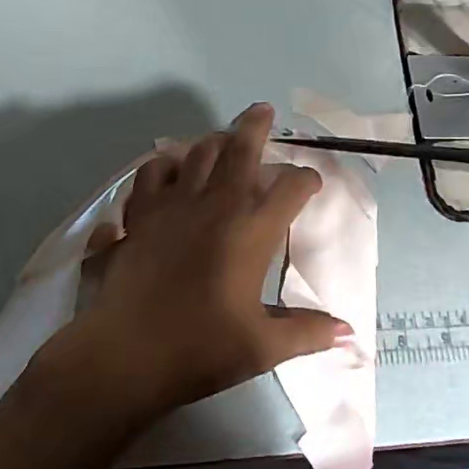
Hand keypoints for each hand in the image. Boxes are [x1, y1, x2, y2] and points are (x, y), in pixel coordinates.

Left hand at [49, 103, 350, 413]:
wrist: (121, 358)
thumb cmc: (199, 350)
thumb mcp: (262, 347)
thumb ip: (306, 333)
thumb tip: (347, 334)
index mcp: (251, 231)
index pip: (290, 189)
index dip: (305, 180)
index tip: (310, 182)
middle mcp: (214, 206)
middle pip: (239, 150)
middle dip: (255, 126)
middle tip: (263, 110)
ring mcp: (169, 207)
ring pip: (194, 154)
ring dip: (211, 141)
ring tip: (220, 138)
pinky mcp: (135, 219)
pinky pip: (149, 177)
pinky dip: (161, 167)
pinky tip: (165, 170)